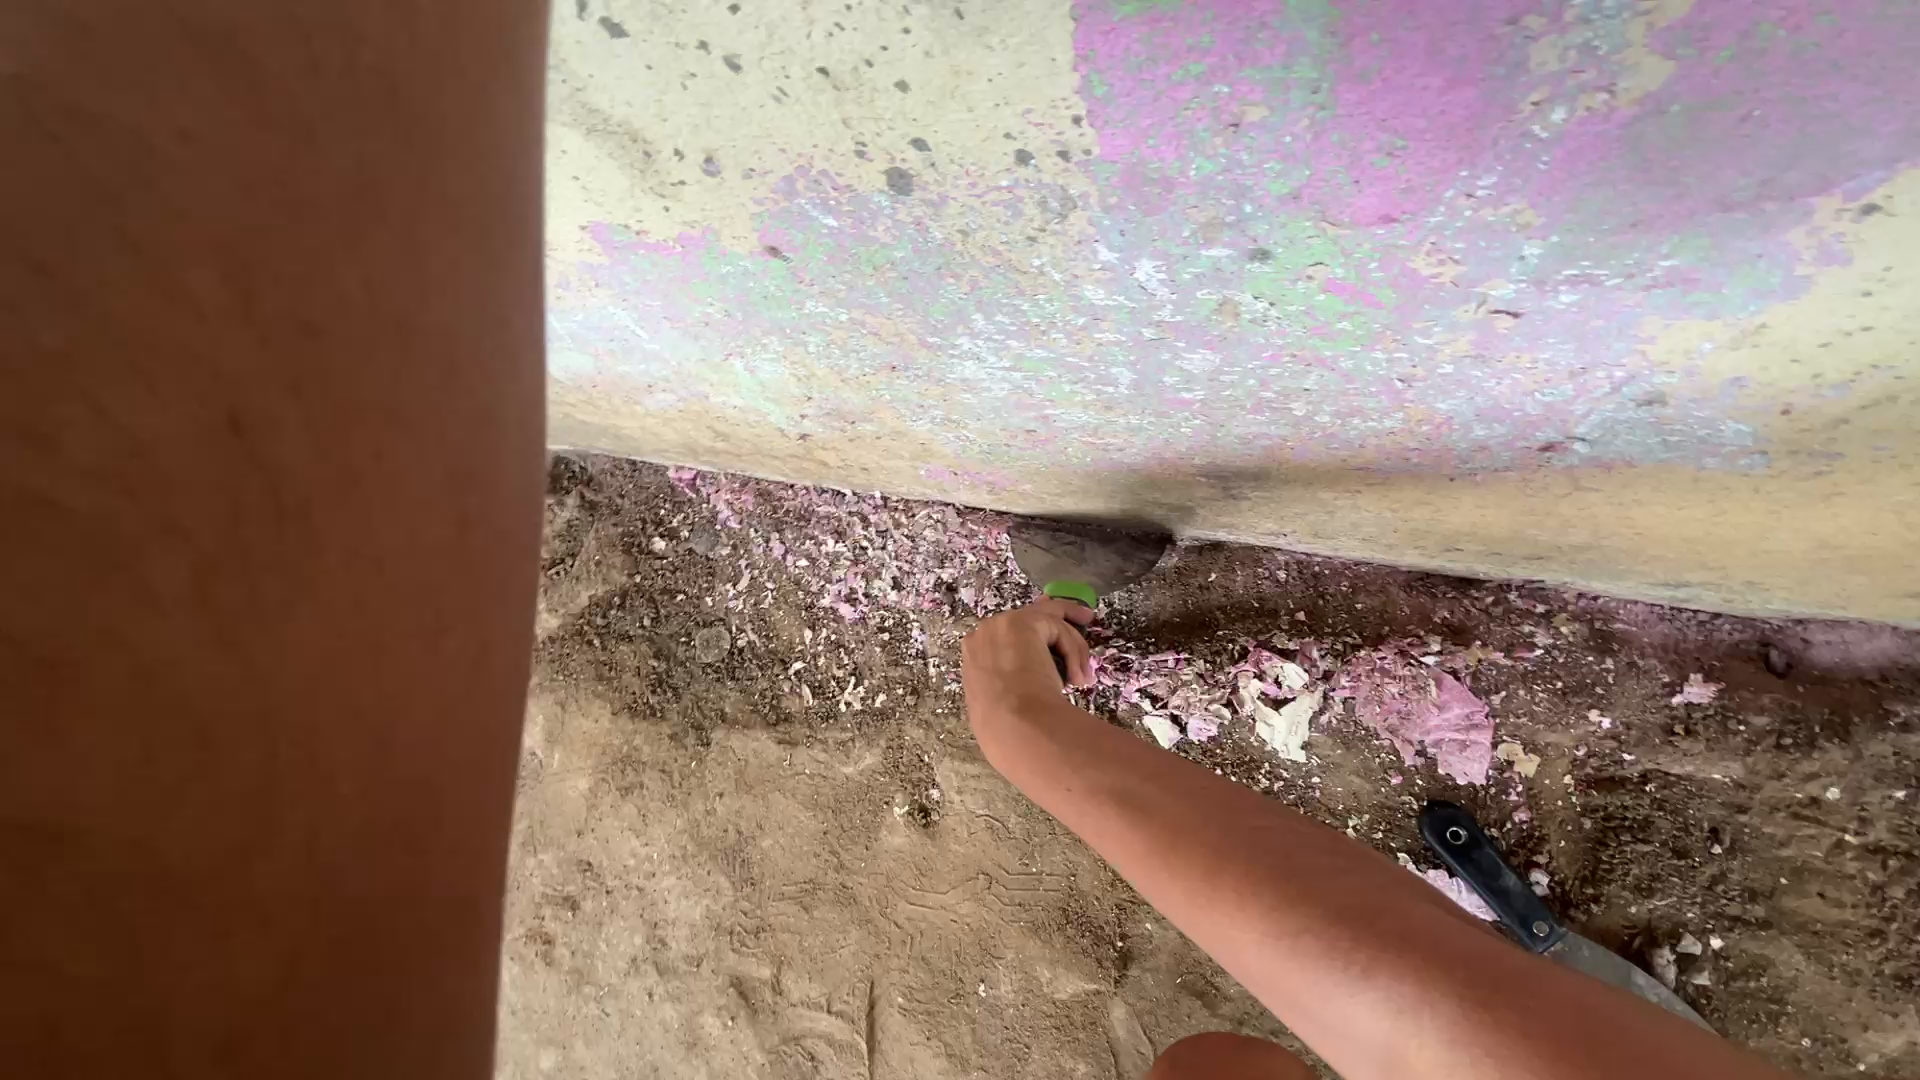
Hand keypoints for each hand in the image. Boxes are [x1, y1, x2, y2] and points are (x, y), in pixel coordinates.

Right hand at [961, 599, 1096, 735]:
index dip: (1035, 630)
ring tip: (1083, 678)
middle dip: (1058, 615)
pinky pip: (1058, 629)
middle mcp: (984, 633)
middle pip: (1028, 616)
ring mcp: (1002, 624)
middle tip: (1084, 616)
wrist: (1012, 724)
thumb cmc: (1008, 725)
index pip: (1007, 632)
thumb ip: (1012, 682)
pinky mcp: (1024, 622)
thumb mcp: (1003, 701)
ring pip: (1048, 621)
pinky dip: (1073, 652)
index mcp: (975, 655)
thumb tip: (1036, 682)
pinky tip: (1077, 676)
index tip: (1055, 634)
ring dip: (1073, 648)